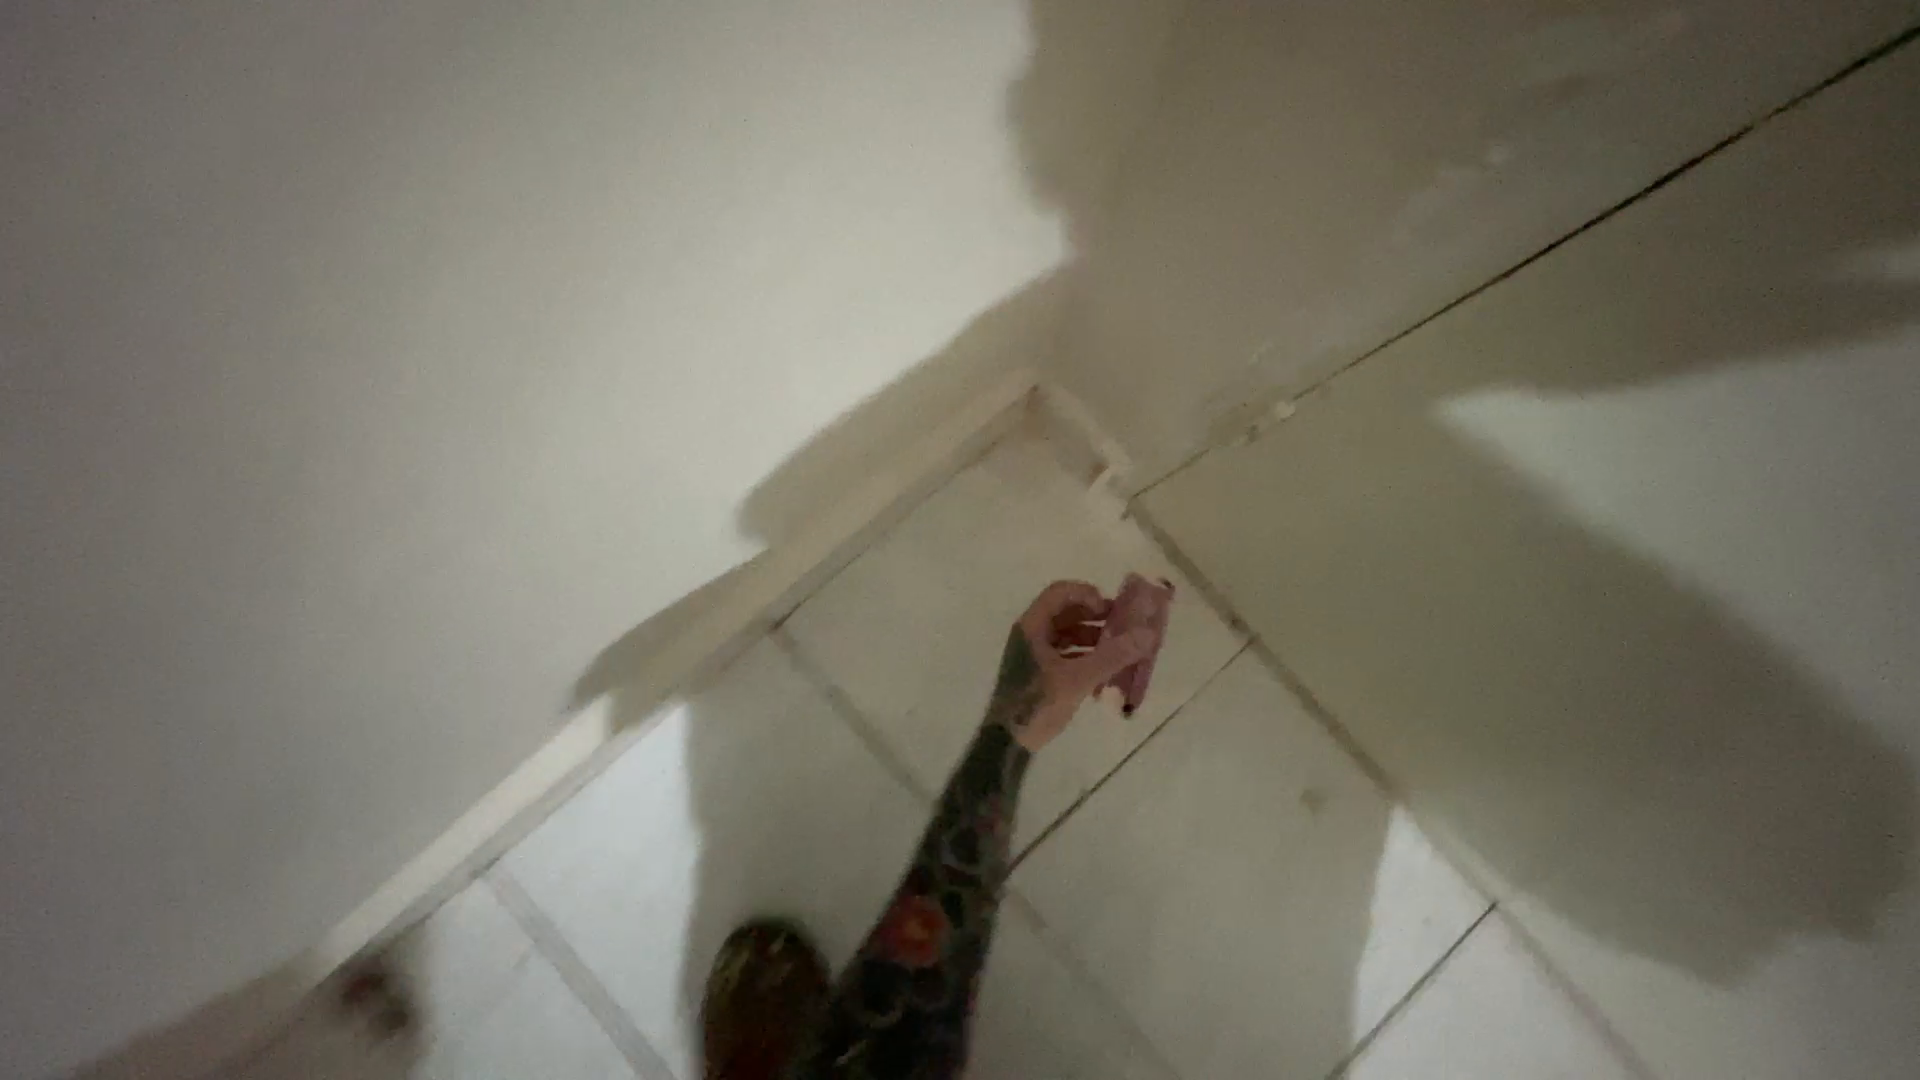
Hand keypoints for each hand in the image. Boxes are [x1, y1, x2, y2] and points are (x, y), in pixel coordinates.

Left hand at [992, 580, 1154, 751]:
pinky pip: (1065, 653)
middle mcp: (1031, 633)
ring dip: (1093, 637)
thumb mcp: (1077, 679)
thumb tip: (1146, 634)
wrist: (1007, 741)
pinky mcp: (1038, 671)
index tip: (1111, 610)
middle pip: (1066, 612)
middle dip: (1096, 617)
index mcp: (1032, 626)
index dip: (1087, 594)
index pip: (1060, 592)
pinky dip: (1085, 656)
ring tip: (1121, 650)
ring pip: (1067, 633)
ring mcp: (1033, 652)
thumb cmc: (1036, 703)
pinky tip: (1106, 672)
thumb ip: (1111, 656)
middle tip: (1124, 628)